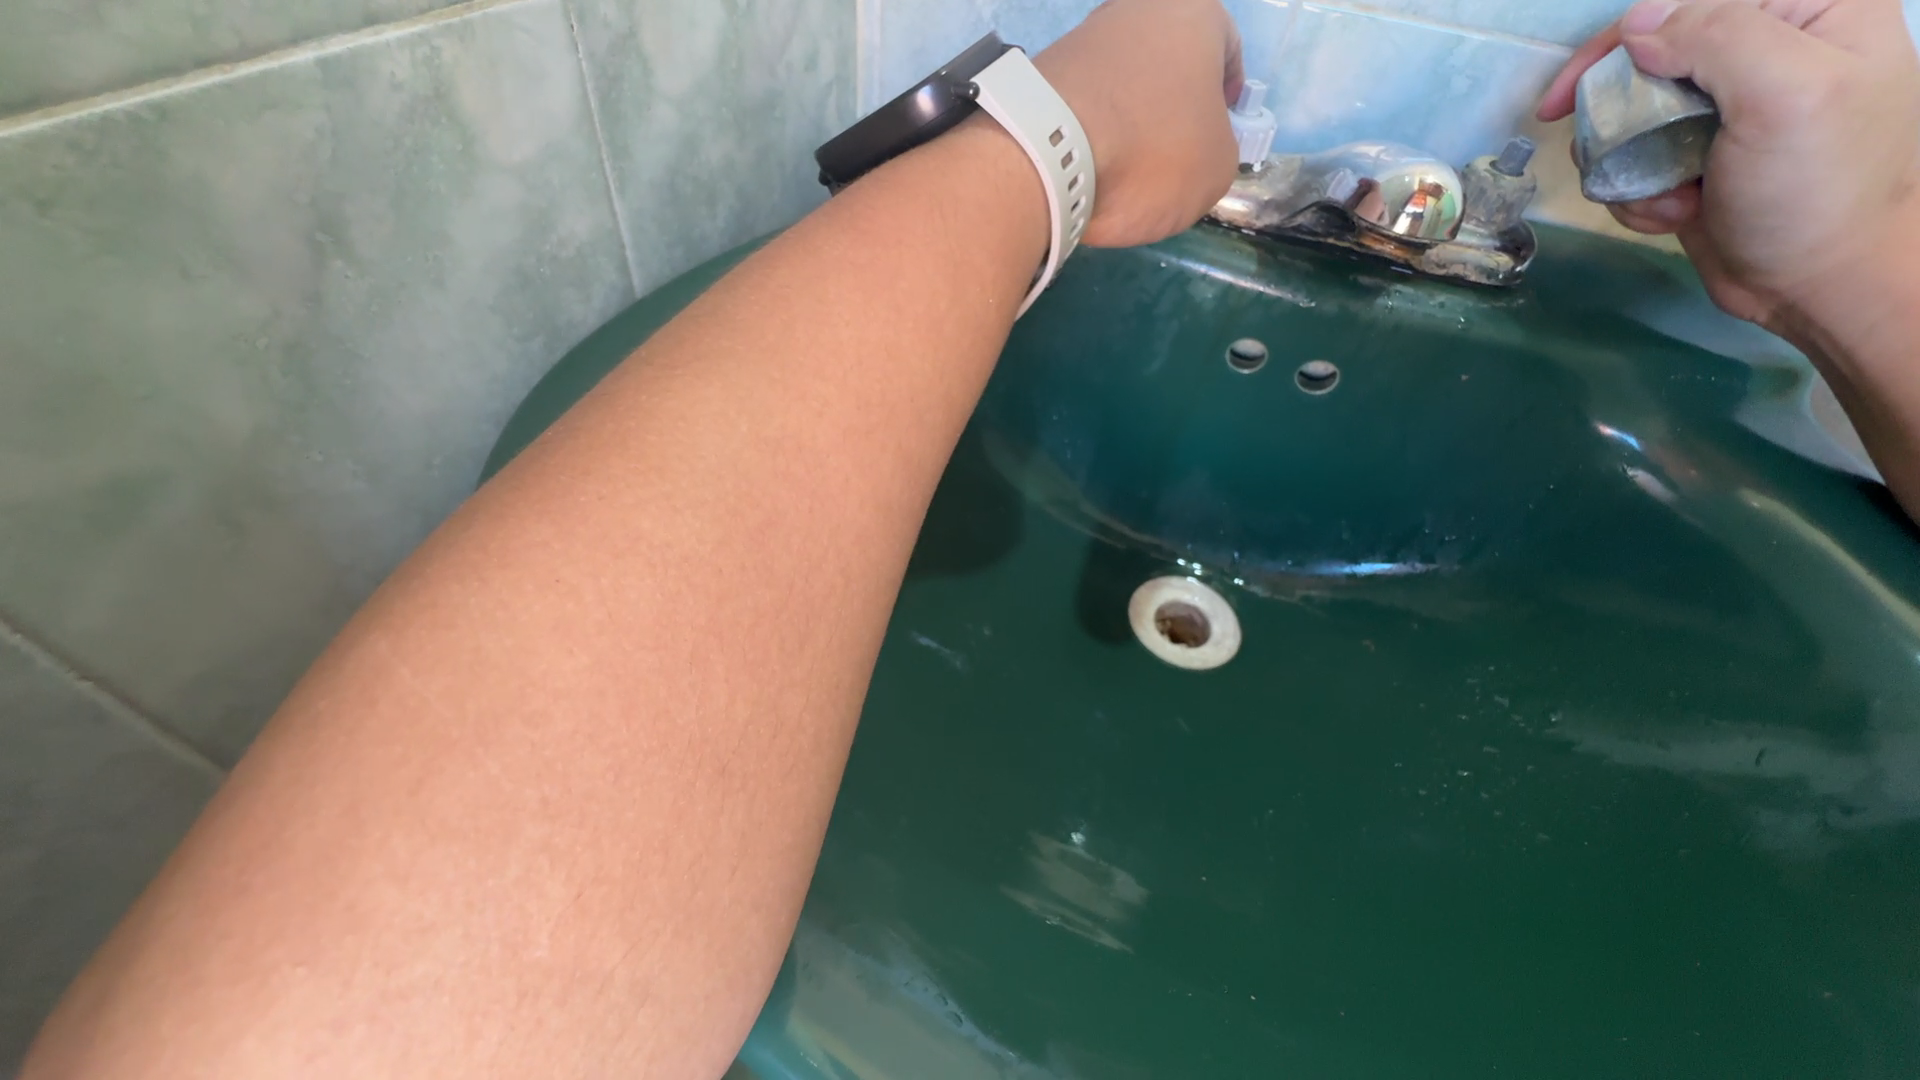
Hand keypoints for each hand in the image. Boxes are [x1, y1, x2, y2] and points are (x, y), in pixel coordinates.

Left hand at [1036, 0, 1244, 248]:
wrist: (1050, 154)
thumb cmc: (1152, 152)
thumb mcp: (1216, 169)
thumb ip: (1217, 151)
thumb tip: (1190, 153)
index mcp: (1194, 12)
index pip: (1227, 48)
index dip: (1227, 94)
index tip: (1218, 129)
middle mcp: (1134, 10)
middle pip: (1167, 67)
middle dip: (1172, 110)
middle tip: (1171, 159)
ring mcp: (1082, 38)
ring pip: (1120, 87)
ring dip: (1127, 125)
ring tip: (1122, 176)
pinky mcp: (1040, 76)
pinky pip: (1079, 109)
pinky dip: (1086, 137)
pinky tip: (1085, 173)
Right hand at [1537, 0, 1919, 331]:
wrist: (1813, 280)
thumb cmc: (1816, 187)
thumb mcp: (1784, 96)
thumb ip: (1718, 39)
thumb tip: (1637, 25)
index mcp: (1811, 12)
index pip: (1692, 3)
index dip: (1621, 42)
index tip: (1566, 97)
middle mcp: (1768, 52)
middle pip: (1650, 63)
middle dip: (1619, 120)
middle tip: (1600, 158)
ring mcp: (1727, 111)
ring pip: (1631, 120)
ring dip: (1625, 167)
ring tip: (1663, 196)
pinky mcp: (1695, 159)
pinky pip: (1635, 163)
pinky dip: (1636, 194)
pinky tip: (1671, 212)